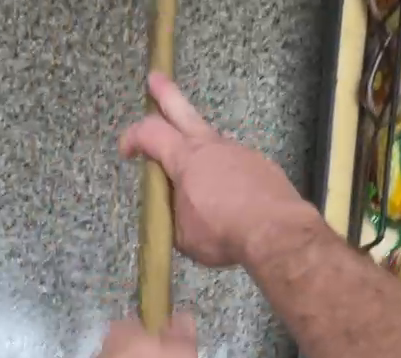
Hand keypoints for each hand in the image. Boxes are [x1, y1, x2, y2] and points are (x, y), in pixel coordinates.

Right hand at [119, 74, 322, 267]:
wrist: (275, 231)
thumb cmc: (222, 233)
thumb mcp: (183, 234)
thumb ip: (174, 215)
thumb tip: (176, 211)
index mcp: (185, 160)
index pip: (151, 134)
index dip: (133, 137)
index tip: (125, 149)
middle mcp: (211, 147)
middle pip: (183, 112)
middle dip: (166, 94)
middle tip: (155, 78)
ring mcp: (238, 152)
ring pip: (212, 142)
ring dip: (199, 148)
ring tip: (195, 169)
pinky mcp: (260, 165)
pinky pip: (235, 164)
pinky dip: (226, 174)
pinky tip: (228, 193)